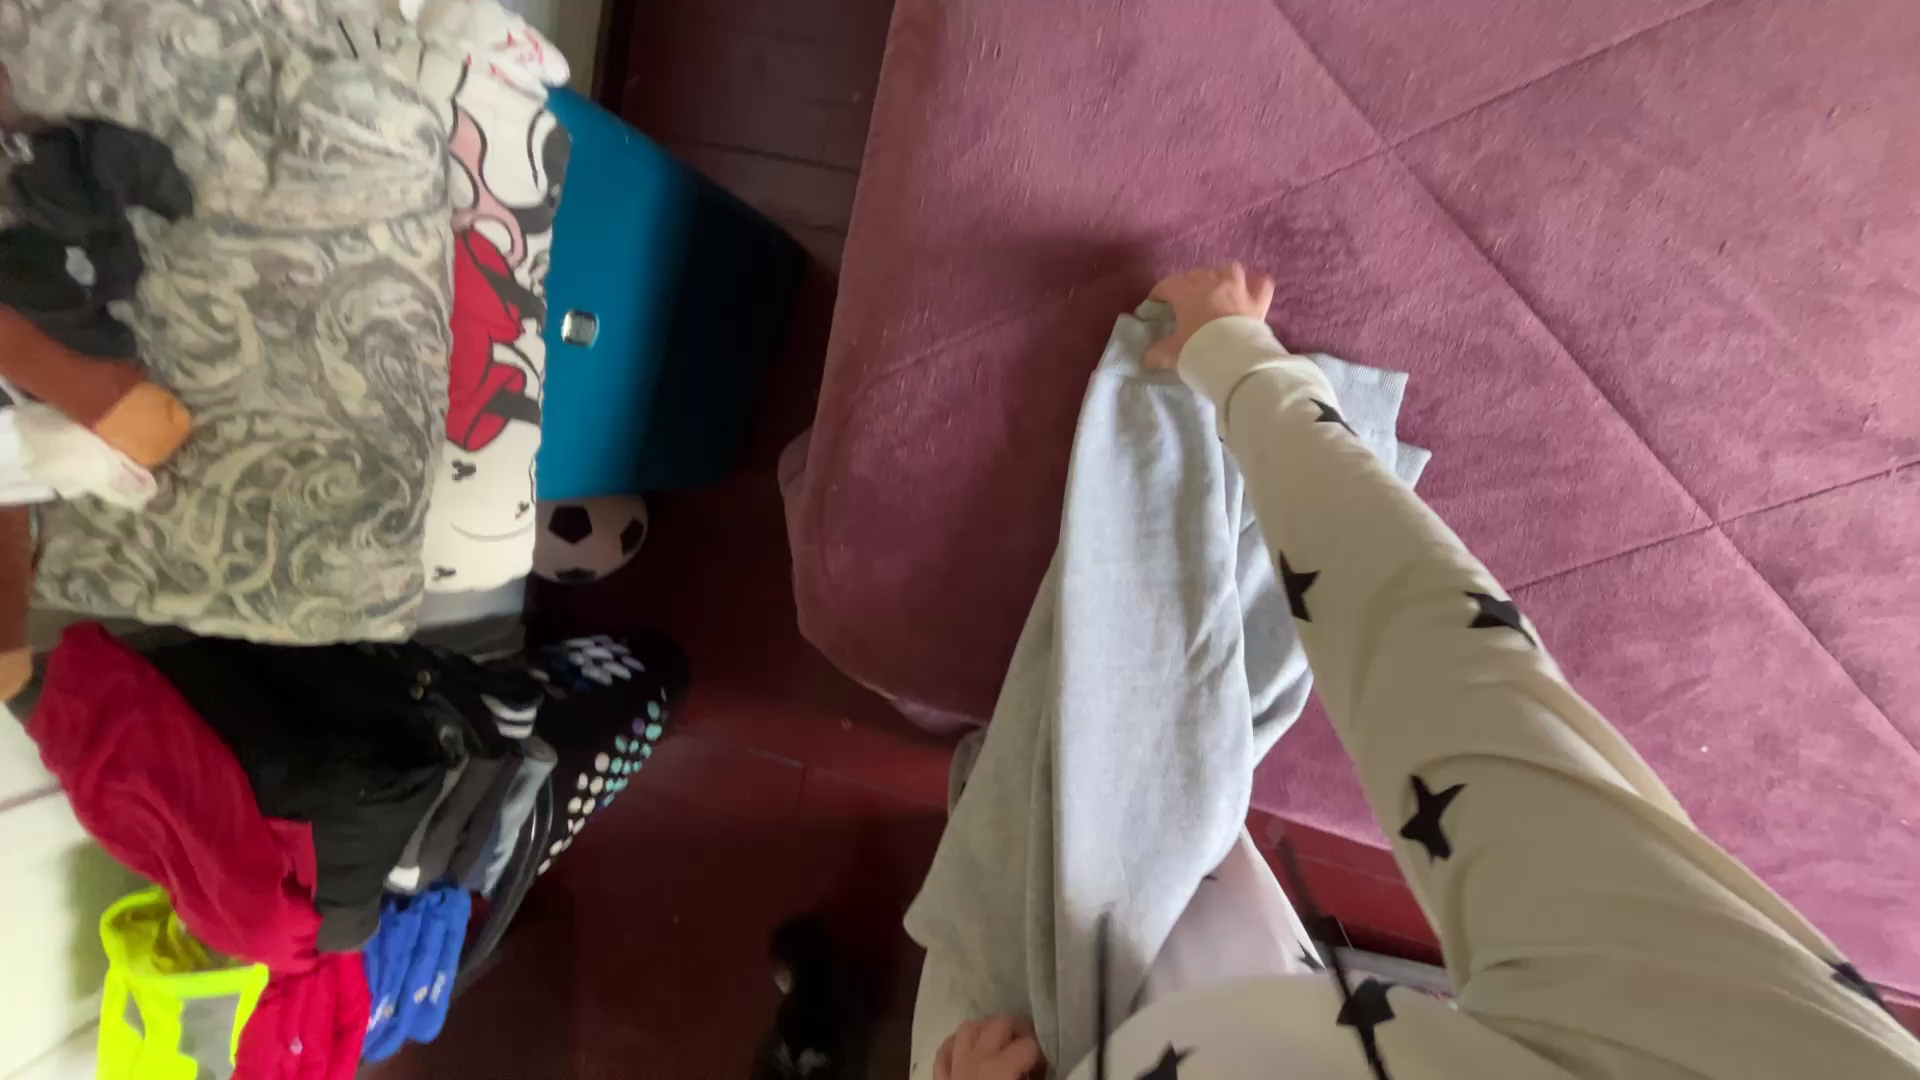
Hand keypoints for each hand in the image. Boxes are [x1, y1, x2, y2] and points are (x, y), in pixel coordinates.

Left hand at [933, 1014, 1045, 1079]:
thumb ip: (1035, 1079)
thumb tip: (1042, 1069)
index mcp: (999, 1069)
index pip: (1029, 1045)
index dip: (1043, 1050)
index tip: (1048, 1062)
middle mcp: (975, 1060)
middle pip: (999, 1024)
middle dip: (1019, 1030)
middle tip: (1031, 1047)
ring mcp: (953, 1068)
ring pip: (968, 1029)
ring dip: (987, 1030)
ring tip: (1001, 1043)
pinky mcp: (940, 1079)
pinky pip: (944, 1052)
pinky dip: (956, 1046)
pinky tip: (967, 1051)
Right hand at [1144, 262, 1275, 369]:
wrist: (1234, 360)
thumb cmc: (1198, 351)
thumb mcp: (1172, 354)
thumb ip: (1158, 353)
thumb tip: (1149, 358)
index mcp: (1188, 295)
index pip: (1168, 284)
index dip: (1159, 292)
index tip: (1154, 303)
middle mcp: (1213, 285)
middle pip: (1197, 273)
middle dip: (1188, 283)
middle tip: (1184, 299)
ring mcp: (1239, 290)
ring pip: (1229, 268)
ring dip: (1220, 275)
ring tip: (1216, 287)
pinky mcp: (1259, 301)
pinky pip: (1261, 283)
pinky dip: (1255, 284)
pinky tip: (1248, 291)